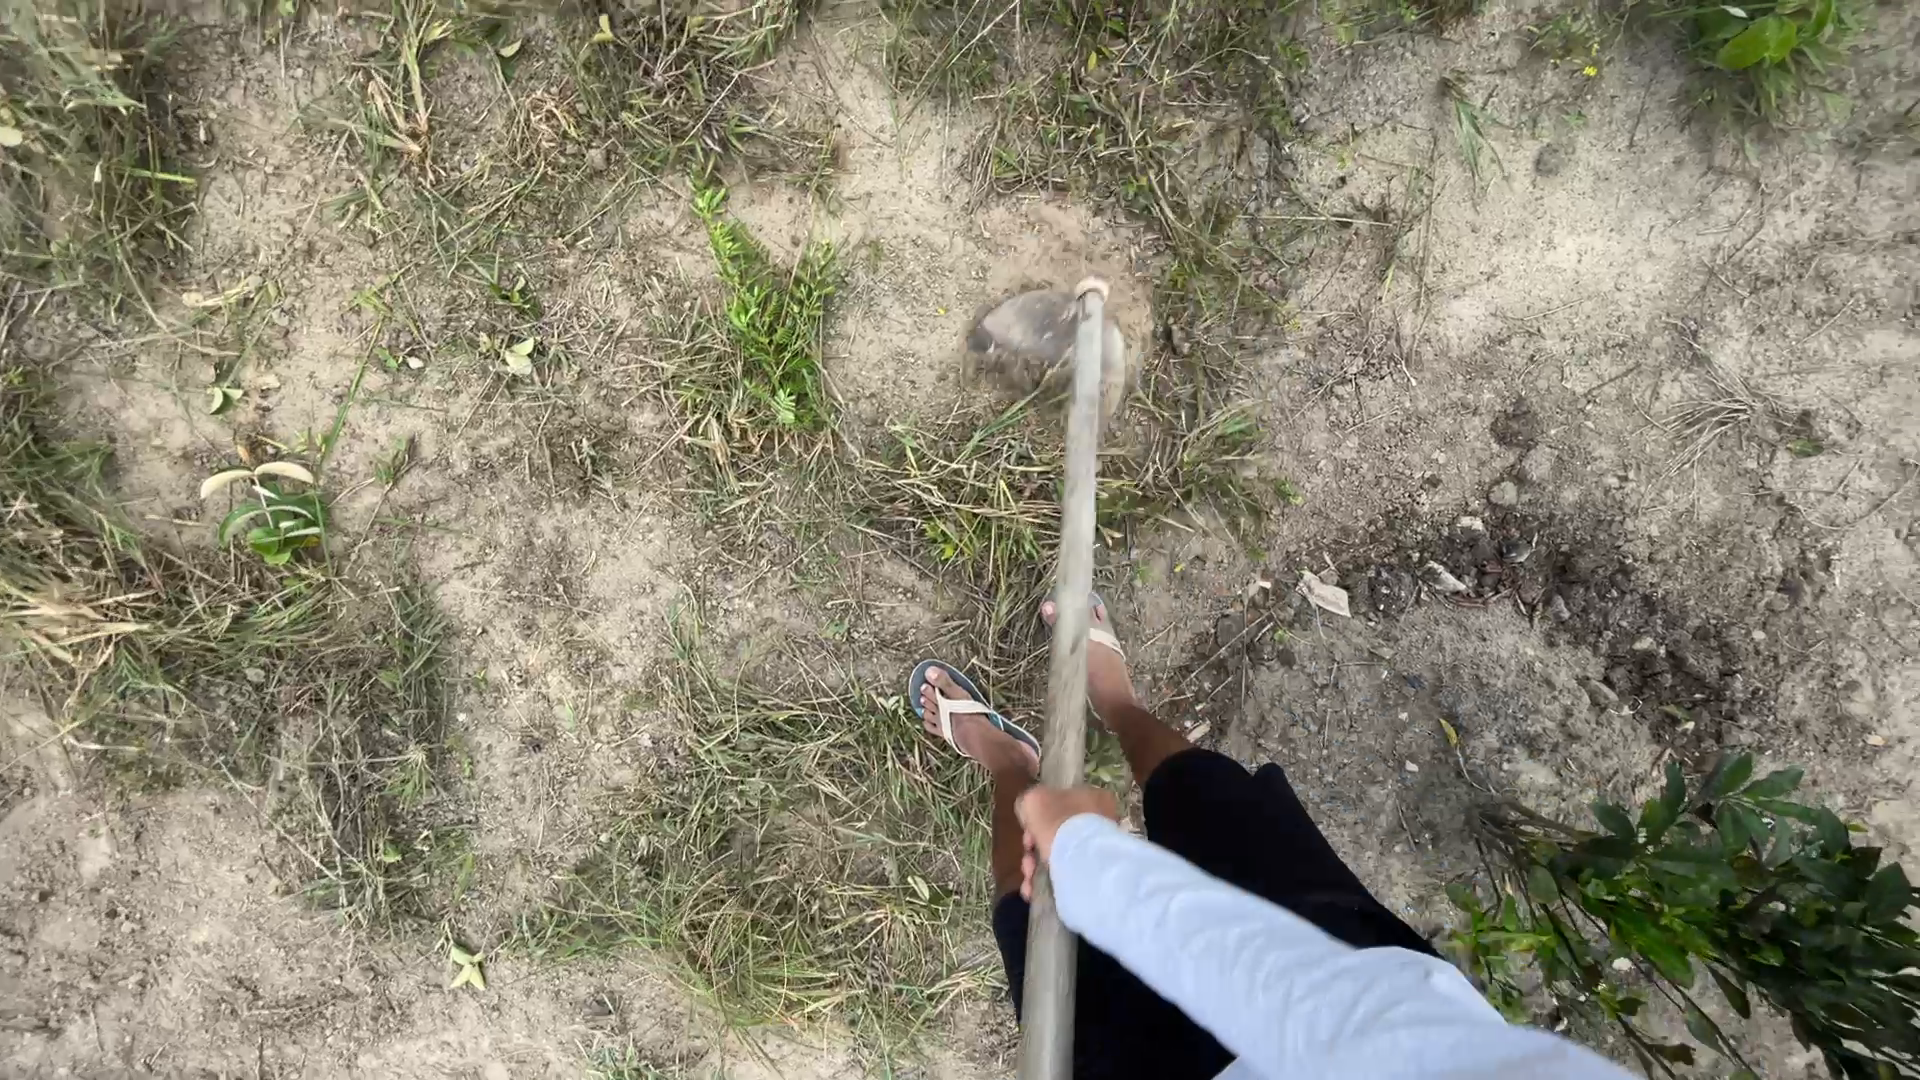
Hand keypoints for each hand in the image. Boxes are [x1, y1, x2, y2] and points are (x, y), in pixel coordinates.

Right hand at [1014, 785, 1119, 899]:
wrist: (1081, 863)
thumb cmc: (1058, 822)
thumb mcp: (1034, 799)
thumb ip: (1029, 802)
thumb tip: (1028, 812)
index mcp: (1092, 797)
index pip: (1060, 802)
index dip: (1038, 816)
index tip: (1027, 828)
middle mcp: (1099, 822)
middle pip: (1056, 832)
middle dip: (1034, 847)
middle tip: (1027, 857)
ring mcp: (1099, 851)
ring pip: (1058, 857)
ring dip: (1036, 867)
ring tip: (1029, 878)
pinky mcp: (1095, 878)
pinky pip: (1064, 877)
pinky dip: (1045, 883)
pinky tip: (1033, 890)